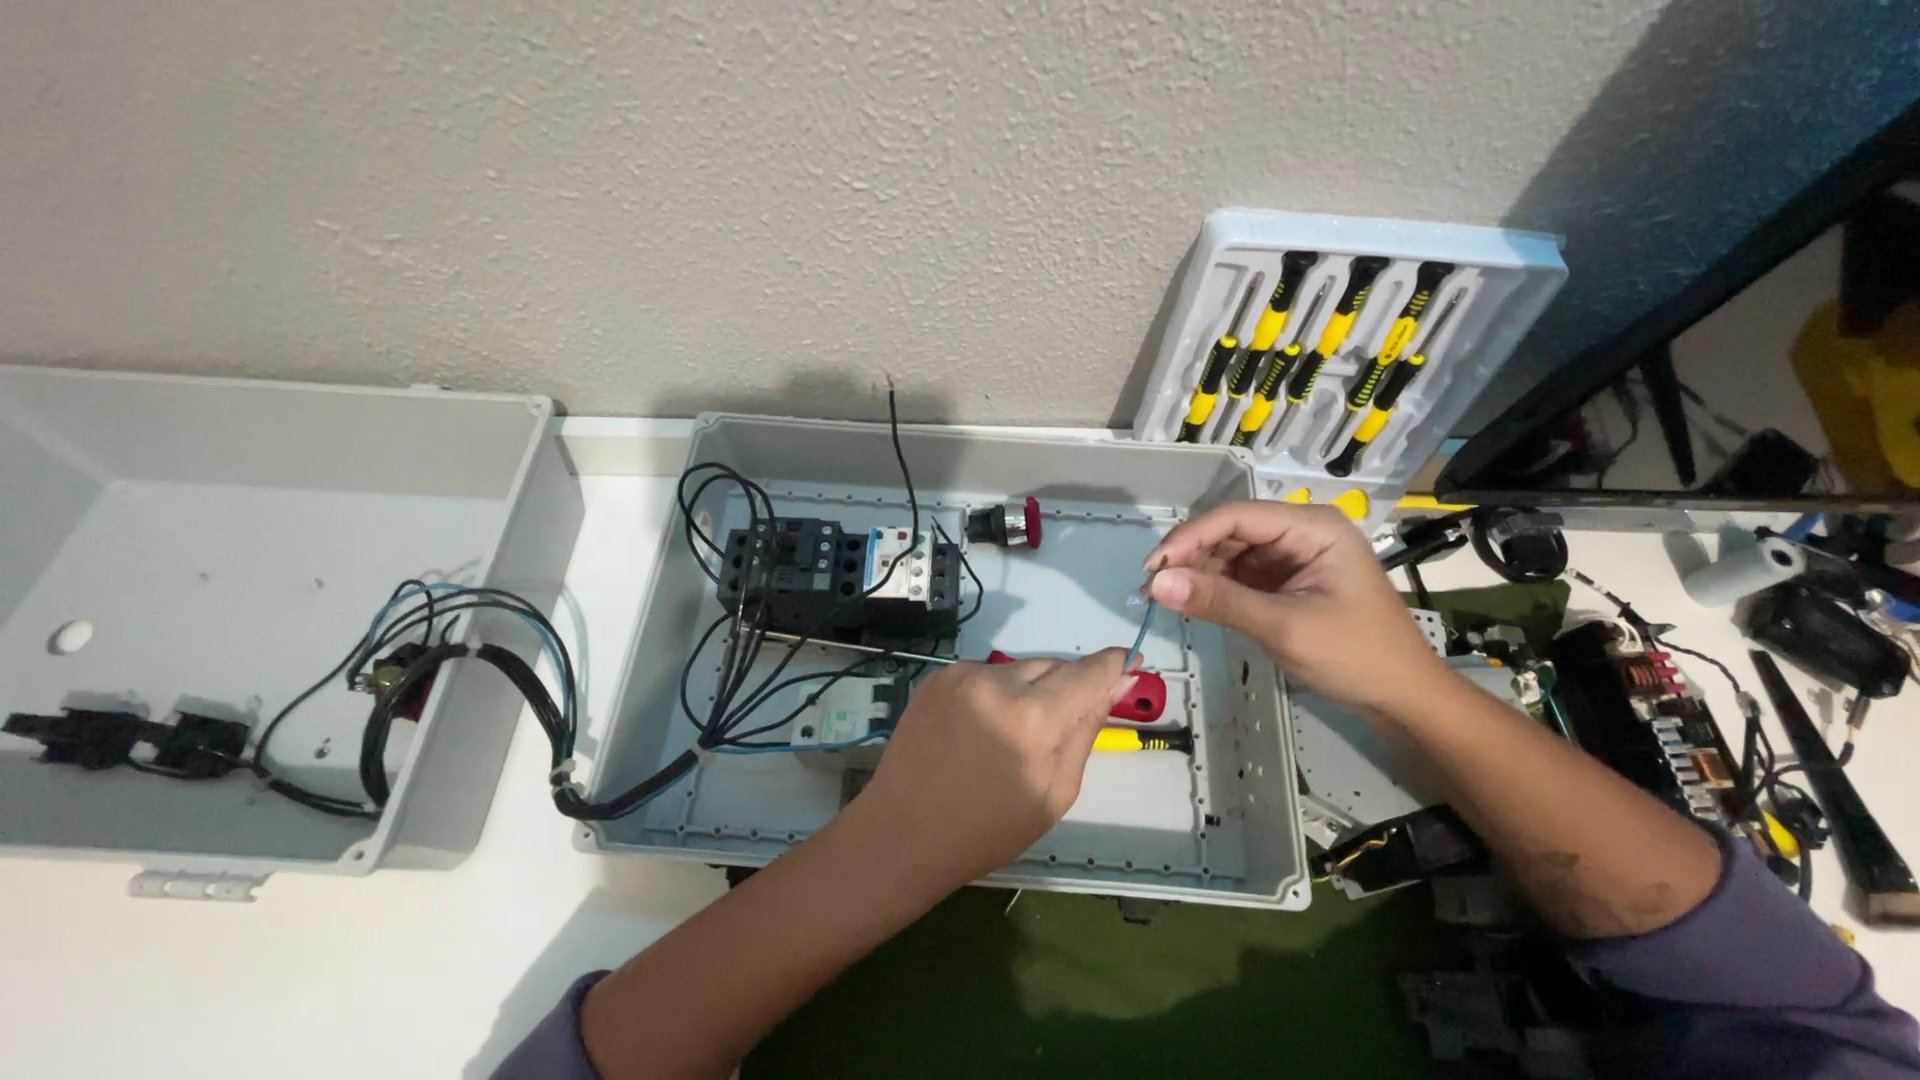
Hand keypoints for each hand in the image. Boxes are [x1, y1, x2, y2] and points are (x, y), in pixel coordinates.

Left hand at [853, 649, 1135, 889]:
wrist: (902, 833)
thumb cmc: (987, 830)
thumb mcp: (1054, 793)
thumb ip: (1085, 730)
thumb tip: (1117, 683)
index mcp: (1032, 717)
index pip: (1088, 671)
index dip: (1113, 665)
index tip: (1130, 663)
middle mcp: (996, 682)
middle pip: (1053, 665)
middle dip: (1068, 685)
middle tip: (1061, 726)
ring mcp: (961, 675)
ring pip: (1019, 668)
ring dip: (1031, 689)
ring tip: (1014, 736)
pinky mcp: (937, 678)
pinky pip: (986, 673)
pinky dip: (997, 692)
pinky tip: (983, 729)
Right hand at [1144, 501, 1449, 710]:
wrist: (1403, 697)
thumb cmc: (1355, 655)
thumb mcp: (1283, 626)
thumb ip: (1220, 601)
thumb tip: (1157, 584)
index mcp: (1313, 527)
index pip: (1236, 516)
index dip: (1189, 538)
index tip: (1153, 568)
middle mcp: (1302, 533)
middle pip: (1231, 532)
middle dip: (1191, 557)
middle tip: (1152, 590)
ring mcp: (1295, 558)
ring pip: (1232, 554)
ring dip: (1199, 574)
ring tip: (1163, 599)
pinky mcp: (1289, 583)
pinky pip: (1242, 576)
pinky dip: (1216, 589)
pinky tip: (1192, 603)